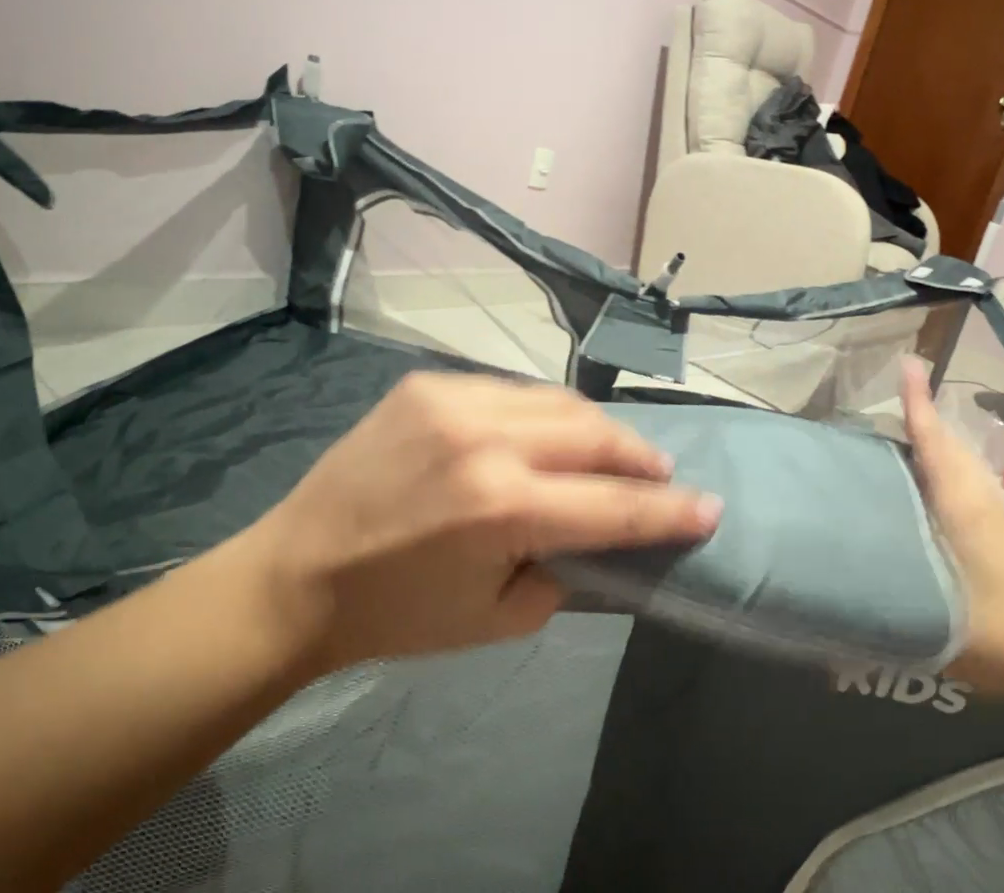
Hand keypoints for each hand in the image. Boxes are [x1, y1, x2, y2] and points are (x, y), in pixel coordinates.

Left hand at [249, 372, 720, 672]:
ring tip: (612, 452)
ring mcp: (453, 402)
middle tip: (660, 475)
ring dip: (597, 429)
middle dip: (640, 456)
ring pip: (560, 401)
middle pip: (596, 433)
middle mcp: (485, 441)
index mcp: (502, 508)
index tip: (710, 508)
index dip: (669, 510)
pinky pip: (512, 391)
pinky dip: (544, 415)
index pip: (614, 505)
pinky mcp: (427, 386)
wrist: (293, 577)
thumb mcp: (499, 618)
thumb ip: (565, 571)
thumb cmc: (399, 615)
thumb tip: (600, 536)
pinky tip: (546, 436)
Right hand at [899, 359, 1003, 692]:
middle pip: (951, 450)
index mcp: (964, 510)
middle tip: (897, 397)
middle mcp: (983, 504)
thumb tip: (835, 610)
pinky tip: (936, 497)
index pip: (936, 447)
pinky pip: (970, 490)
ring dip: (938, 447)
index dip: (919, 406)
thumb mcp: (937, 623)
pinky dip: (949, 476)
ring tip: (908, 438)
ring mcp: (1001, 522)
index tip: (909, 363)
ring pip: (964, 470)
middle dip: (926, 419)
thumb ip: (886, 611)